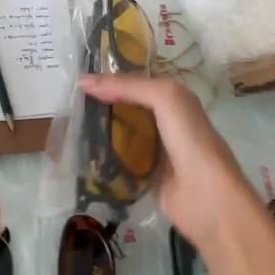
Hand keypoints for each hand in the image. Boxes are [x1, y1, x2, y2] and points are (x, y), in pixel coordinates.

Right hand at [80, 73, 261, 250]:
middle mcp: (163, 119)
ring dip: (97, 130)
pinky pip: (117, 161)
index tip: (76, 77)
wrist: (208, 197)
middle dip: (98, 103)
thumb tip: (83, 80)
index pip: (133, 80)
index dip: (108, 76)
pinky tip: (79, 153)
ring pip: (118, 133)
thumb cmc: (189, 139)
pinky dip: (101, 157)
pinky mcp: (144, 176)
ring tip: (66, 125)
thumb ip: (126, 86)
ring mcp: (153, 149)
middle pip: (124, 106)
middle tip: (66, 102)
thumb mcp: (163, 98)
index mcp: (171, 97)